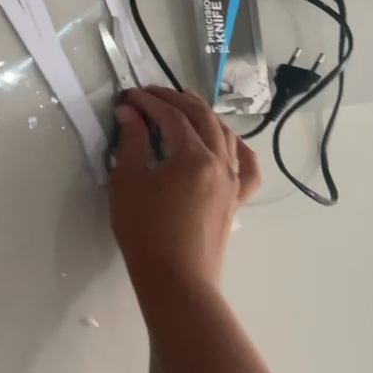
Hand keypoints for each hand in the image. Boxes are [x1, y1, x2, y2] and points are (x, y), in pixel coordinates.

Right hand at [109, 87, 259, 296]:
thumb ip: (131, 142)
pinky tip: (225, 143)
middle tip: (149, 94)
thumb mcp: (128, 181)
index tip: (127, 95)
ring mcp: (233, 182)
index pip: (171, 116)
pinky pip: (245, 165)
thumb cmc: (145, 230)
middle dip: (175, 100)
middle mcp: (220, 163)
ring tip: (183, 106)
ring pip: (225, 135)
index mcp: (193, 156)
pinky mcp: (235, 200)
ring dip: (202, 115)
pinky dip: (235, 146)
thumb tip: (129, 113)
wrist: (175, 278)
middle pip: (202, 118)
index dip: (148, 101)